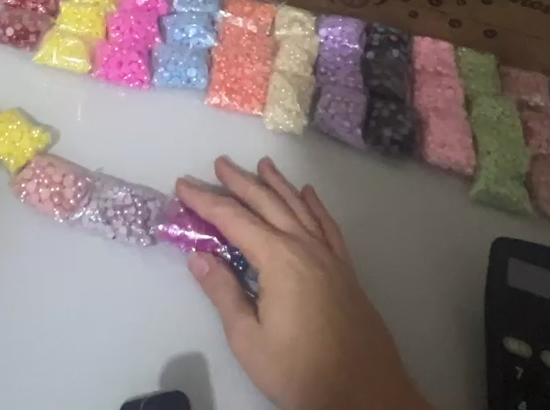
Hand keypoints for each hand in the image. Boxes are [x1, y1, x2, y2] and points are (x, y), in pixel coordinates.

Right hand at [177, 157, 429, 409]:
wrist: (365, 393)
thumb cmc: (301, 370)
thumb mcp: (250, 340)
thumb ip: (224, 293)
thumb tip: (199, 257)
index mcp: (278, 258)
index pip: (233, 219)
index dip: (205, 201)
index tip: (183, 185)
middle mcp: (303, 245)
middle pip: (266, 203)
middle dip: (240, 182)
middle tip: (219, 163)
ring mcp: (328, 254)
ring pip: (298, 206)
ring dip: (277, 184)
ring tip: (262, 164)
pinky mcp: (345, 268)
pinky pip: (327, 224)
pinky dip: (314, 204)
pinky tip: (308, 194)